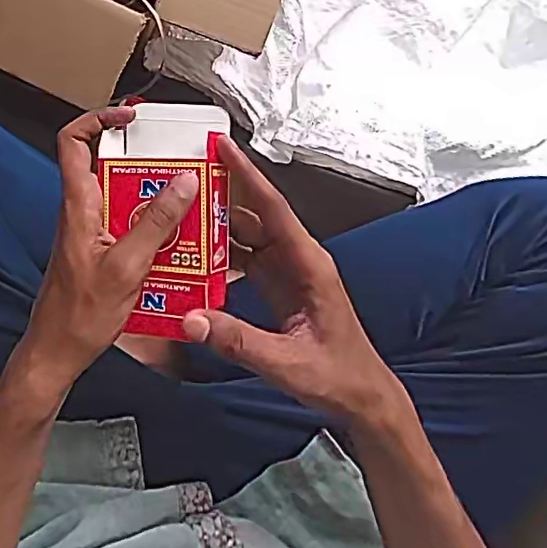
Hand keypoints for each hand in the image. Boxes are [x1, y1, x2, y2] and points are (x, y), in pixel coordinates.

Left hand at [19, 106, 200, 389]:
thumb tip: (182, 182)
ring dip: (152, 193)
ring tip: (183, 201)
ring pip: (123, 192)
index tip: (130, 117)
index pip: (73, 141)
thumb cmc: (77, 316)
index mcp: (78, 203)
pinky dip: (151, 221)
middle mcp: (82, 208)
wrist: (58, 351)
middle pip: (108, 163)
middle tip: (174, 160)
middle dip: (144, 159)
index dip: (98, 119)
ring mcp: (91, 227)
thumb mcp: (127, 266)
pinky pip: (128, 219)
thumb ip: (156, 222)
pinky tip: (174, 238)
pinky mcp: (101, 245)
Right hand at [181, 144, 407, 425]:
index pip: (273, 207)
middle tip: (187, 179)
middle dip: (221, 193)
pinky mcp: (278, 285)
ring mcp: (287, 270)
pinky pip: (245, 257)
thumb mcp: (288, 363)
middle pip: (254, 215)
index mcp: (309, 263)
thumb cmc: (341, 377)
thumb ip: (239, 341)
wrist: (363, 399)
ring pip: (247, 234)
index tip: (224, 148)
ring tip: (184, 214)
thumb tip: (194, 320)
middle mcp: (298, 259)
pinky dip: (221, 252)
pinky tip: (197, 255)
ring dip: (217, 223)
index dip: (247, 173)